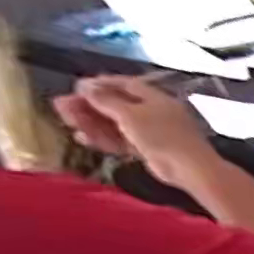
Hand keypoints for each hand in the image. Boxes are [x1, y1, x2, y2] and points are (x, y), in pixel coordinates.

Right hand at [51, 76, 211, 183]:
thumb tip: (86, 86)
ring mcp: (157, 133)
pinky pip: (125, 141)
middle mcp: (158, 114)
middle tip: (61, 107)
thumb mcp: (129, 114)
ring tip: (69, 124)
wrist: (192, 169)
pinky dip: (105, 139)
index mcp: (158, 100)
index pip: (126, 84)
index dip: (100, 83)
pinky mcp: (154, 150)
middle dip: (89, 105)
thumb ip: (105, 99)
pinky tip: (84, 139)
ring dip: (92, 123)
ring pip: (119, 124)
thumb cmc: (162, 136)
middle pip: (118, 105)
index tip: (76, 86)